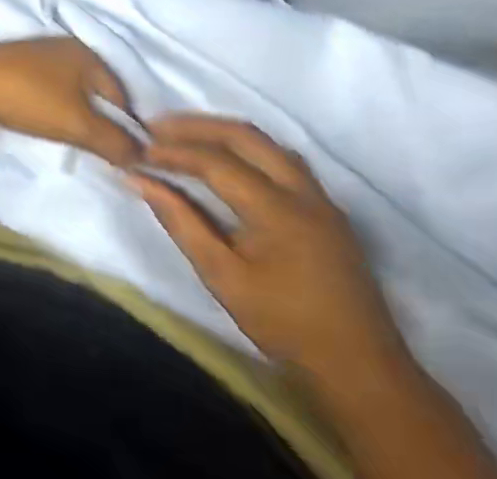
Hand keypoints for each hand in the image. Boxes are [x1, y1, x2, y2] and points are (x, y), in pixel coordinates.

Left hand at [0, 38, 139, 164]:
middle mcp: (64, 46)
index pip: (122, 95)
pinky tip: (38, 119)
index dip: (126, 127)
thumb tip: (143, 156)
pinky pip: (44, 88)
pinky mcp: (12, 63)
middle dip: (98, 120)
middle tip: (93, 148)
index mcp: (87, 53)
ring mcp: (35, 52)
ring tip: (65, 136)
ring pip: (69, 90)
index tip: (120, 154)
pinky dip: (48, 106)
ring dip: (72, 114)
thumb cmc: (28, 99)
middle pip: (95, 91)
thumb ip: (116, 142)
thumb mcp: (79, 125)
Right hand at [128, 115, 407, 376]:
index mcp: (278, 210)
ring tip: (183, 138)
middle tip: (154, 129)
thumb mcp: (221, 275)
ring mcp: (322, 200)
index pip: (216, 161)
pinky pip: (283, 160)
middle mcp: (304, 194)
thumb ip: (180, 221)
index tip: (136, 152)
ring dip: (222, 133)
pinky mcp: (327, 212)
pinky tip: (225, 160)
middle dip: (196, 126)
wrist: (360, 369)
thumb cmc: (284, 323)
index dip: (172, 151)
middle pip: (246, 136)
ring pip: (269, 144)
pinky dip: (246, 148)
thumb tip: (138, 180)